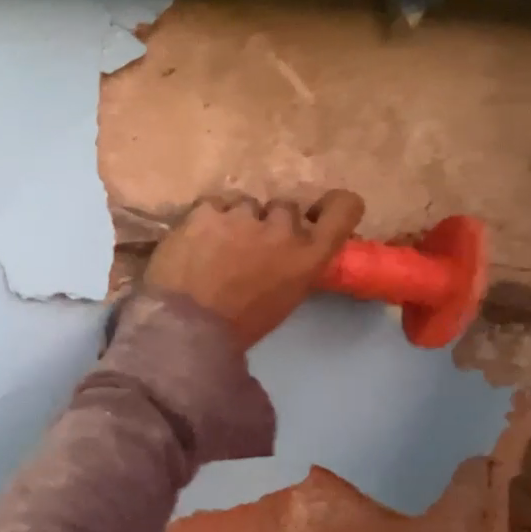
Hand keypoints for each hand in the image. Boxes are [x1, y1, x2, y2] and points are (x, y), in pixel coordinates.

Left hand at [143, 190, 364, 349]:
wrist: (187, 327)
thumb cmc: (238, 326)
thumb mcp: (284, 299)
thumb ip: (295, 267)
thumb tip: (289, 254)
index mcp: (310, 255)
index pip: (343, 208)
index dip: (331, 205)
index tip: (316, 213)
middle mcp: (283, 229)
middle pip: (284, 207)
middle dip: (269, 223)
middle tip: (247, 246)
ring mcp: (243, 216)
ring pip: (244, 204)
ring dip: (234, 219)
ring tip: (212, 246)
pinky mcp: (206, 211)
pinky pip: (211, 205)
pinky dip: (204, 220)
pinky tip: (192, 242)